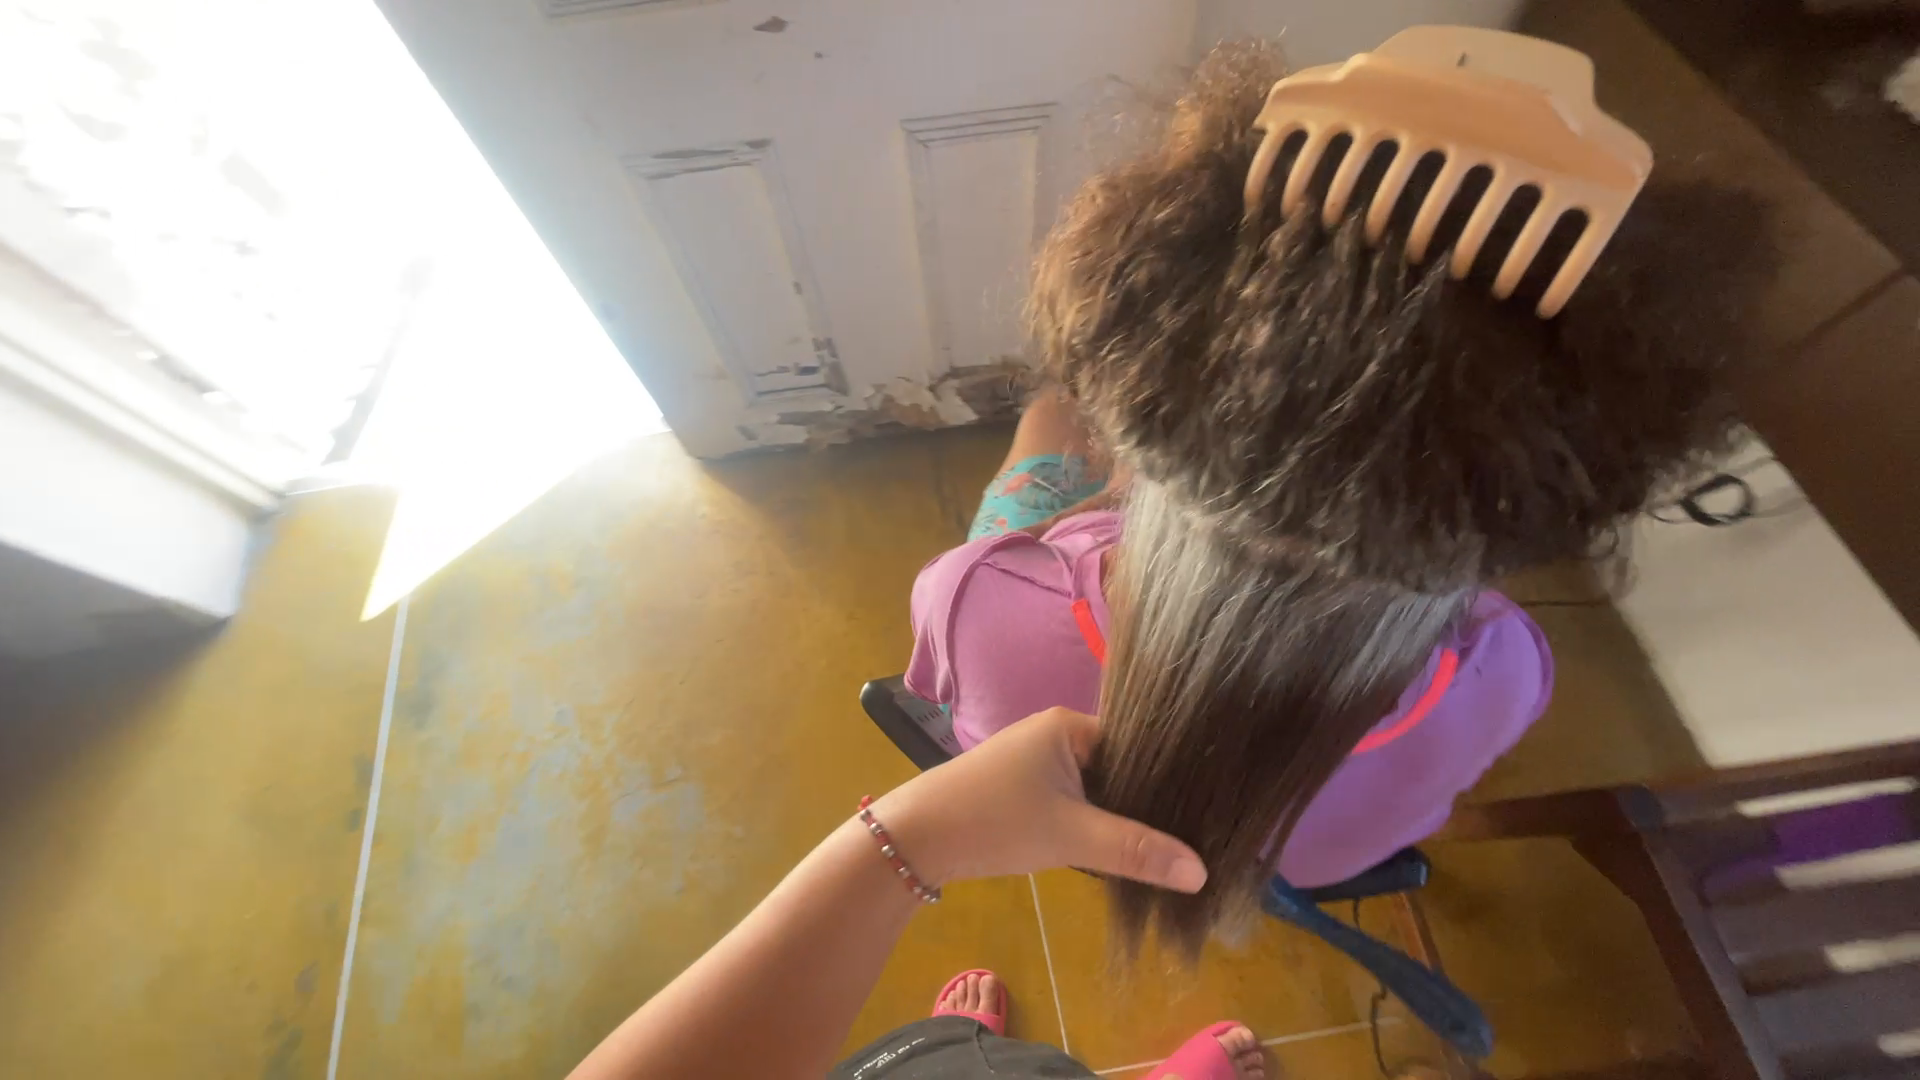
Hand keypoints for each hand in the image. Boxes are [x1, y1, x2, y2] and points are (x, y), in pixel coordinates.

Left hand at [868, 708, 1206, 893]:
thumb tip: (1202, 871)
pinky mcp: (1026, 785)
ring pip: (1097, 784)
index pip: (1138, 742)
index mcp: (1069, 725)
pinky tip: (1119, 845)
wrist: (919, 836)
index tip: (1204, 809)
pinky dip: (1094, 818)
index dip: (1170, 775)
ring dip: (1120, 812)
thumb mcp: (1070, 836)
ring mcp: (1038, 758)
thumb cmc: (995, 820)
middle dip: (1148, 799)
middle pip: (1119, 764)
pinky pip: (1075, 796)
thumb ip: (1135, 850)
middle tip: (1194, 833)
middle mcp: (1056, 732)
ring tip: (1167, 843)